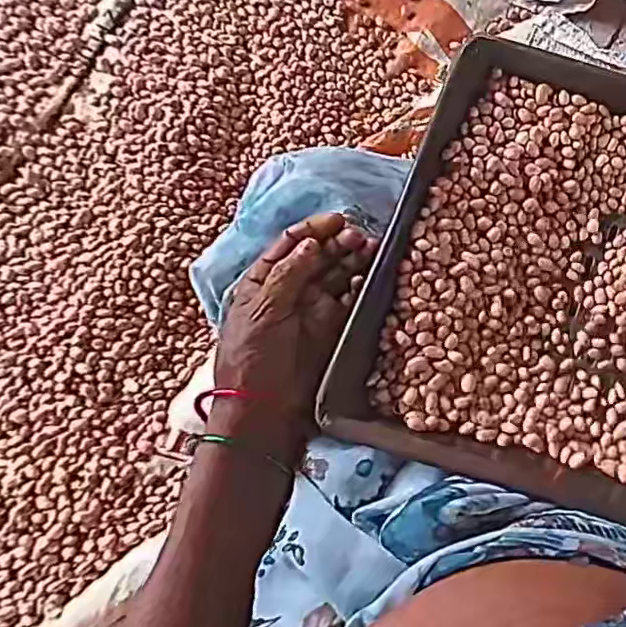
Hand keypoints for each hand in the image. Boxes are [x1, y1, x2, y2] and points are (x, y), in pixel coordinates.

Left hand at [215, 212, 375, 426]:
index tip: (337, 220)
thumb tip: (312, 243)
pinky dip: (359, 287)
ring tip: (371, 249)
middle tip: (360, 236)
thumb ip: (289, 274)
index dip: (313, 229)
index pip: (289, 244)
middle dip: (338, 243)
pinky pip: (349, 300)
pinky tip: (368, 278)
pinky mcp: (332, 326)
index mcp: (263, 280)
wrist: (265, 406)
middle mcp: (290, 289)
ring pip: (337, 275)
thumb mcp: (263, 309)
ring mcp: (313, 308)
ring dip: (353, 260)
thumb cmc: (254, 356)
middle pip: (318, 256)